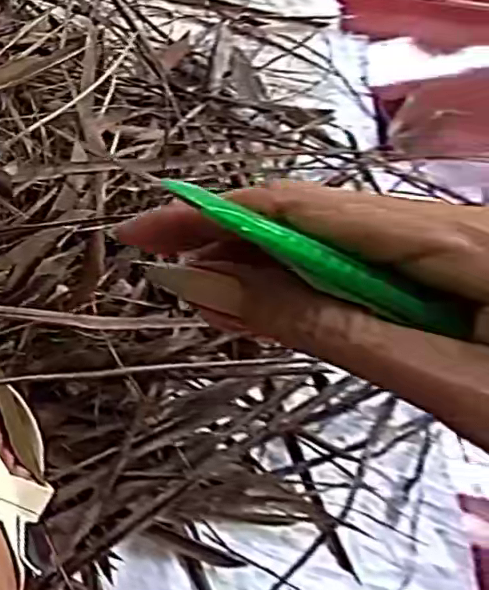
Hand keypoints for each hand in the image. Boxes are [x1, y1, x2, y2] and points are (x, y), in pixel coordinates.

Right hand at [118, 180, 488, 447]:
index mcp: (463, 239)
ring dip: (268, 271)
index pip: (292, 205)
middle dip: (228, 246)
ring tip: (223, 306)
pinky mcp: (474, 272)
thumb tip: (192, 284)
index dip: (201, 214)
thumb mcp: (449, 383)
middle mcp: (463, 226)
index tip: (135, 236)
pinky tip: (286, 309)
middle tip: (175, 285)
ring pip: (332, 241)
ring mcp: (470, 248)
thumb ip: (311, 324)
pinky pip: (369, 264)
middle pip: (307, 217)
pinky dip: (315, 286)